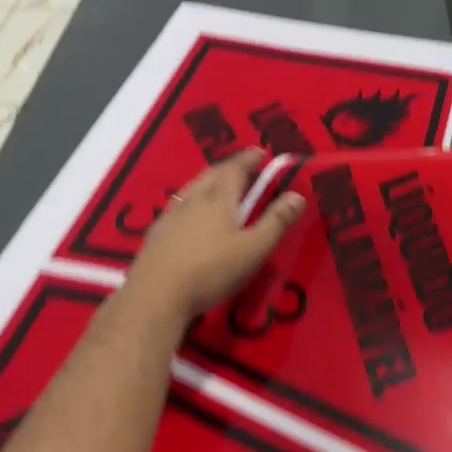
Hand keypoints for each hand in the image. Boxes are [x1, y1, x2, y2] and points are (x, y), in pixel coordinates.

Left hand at [127, 149, 306, 318]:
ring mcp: (170, 217)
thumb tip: (298, 195)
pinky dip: (191, 201)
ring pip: (191, 188)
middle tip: (243, 168)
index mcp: (218, 199)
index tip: (260, 152)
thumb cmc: (210, 271)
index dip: (249, 159)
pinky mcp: (156, 235)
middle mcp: (192, 200)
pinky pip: (178, 206)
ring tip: (218, 186)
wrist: (154, 298)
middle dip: (229, 167)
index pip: (235, 168)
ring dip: (208, 181)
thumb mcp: (254, 249)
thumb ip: (276, 222)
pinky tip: (189, 216)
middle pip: (211, 174)